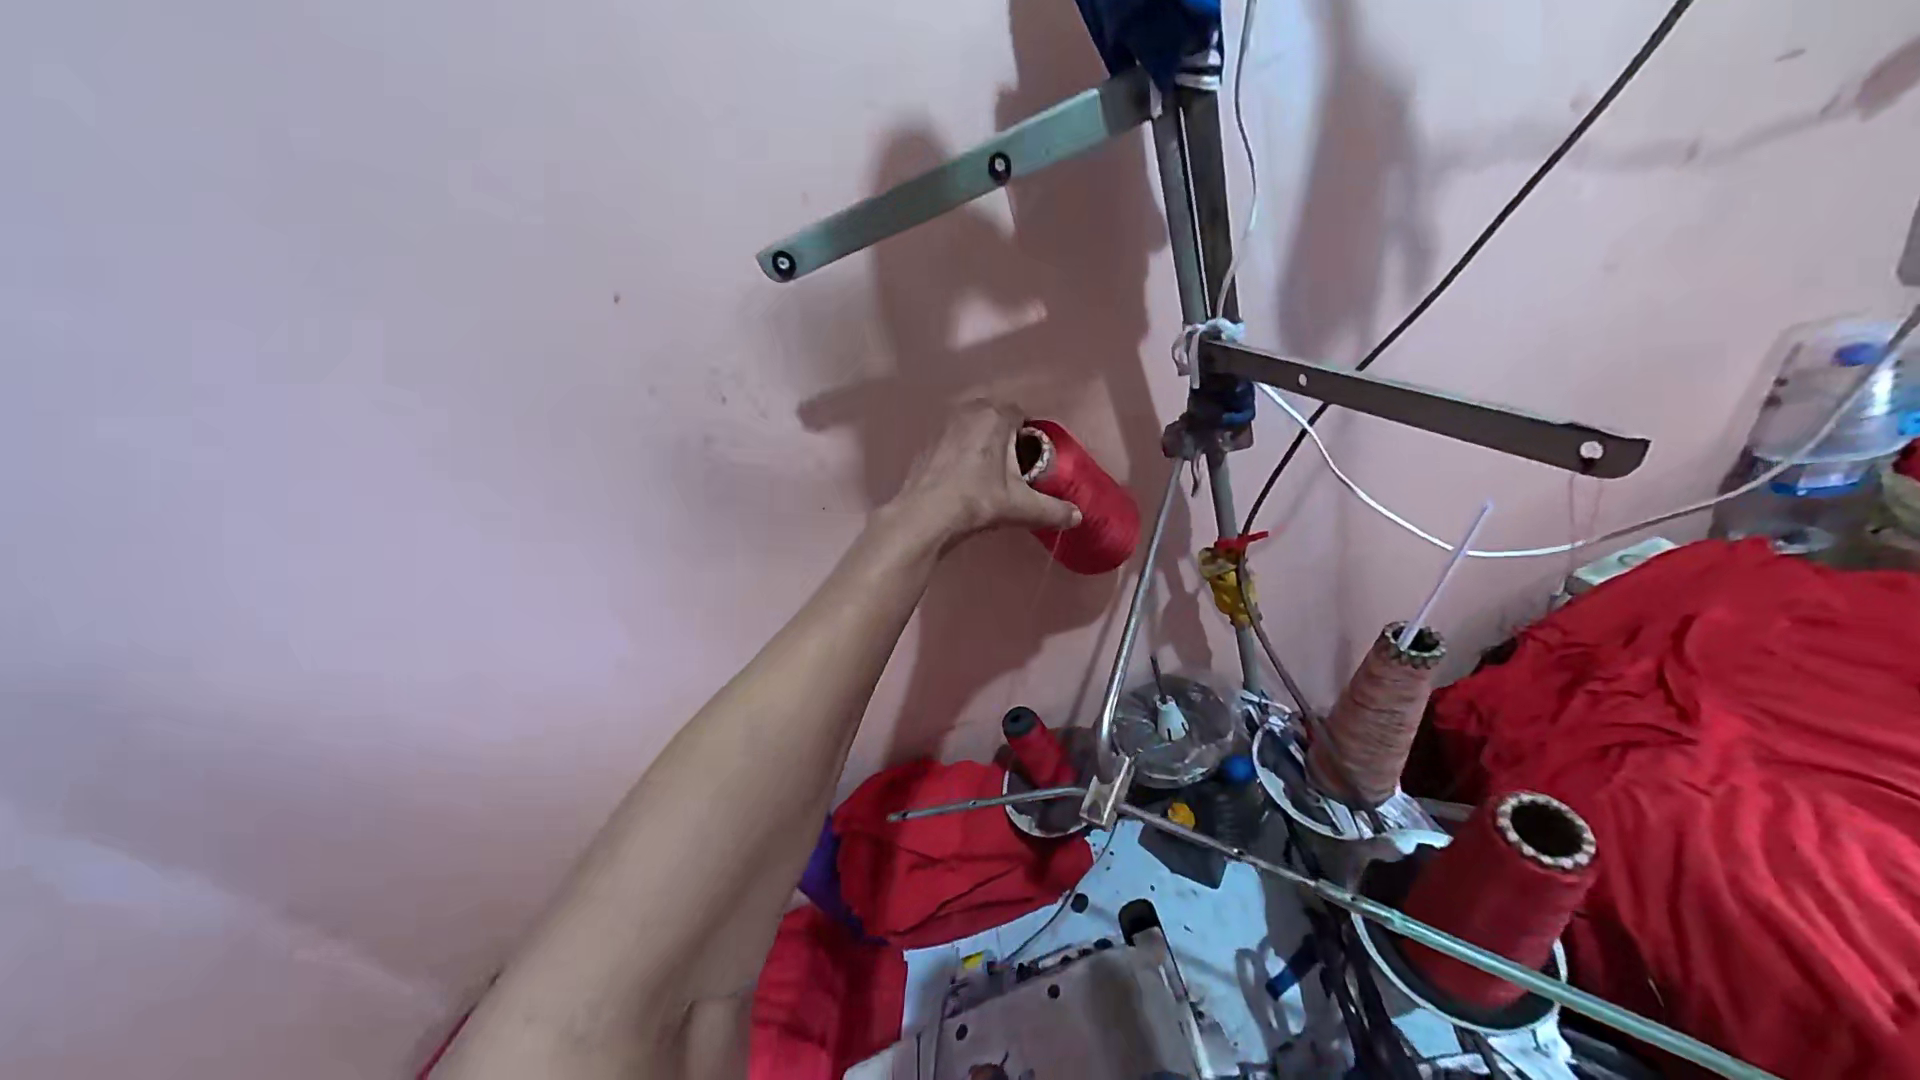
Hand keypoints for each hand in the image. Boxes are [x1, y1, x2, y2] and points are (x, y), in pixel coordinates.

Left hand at [886, 400, 1081, 546]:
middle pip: (996, 419)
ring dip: (981, 444)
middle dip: (1005, 438)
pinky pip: (952, 442)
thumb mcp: (1021, 507)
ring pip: (972, 428)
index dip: (1029, 437)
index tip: (1031, 461)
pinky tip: (961, 479)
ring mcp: (943, 426)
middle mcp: (968, 411)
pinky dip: (960, 454)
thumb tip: (1078, 516)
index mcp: (995, 416)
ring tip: (987, 475)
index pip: (1021, 415)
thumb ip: (1053, 510)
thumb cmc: (977, 501)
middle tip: (1011, 470)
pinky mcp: (926, 444)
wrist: (925, 514)